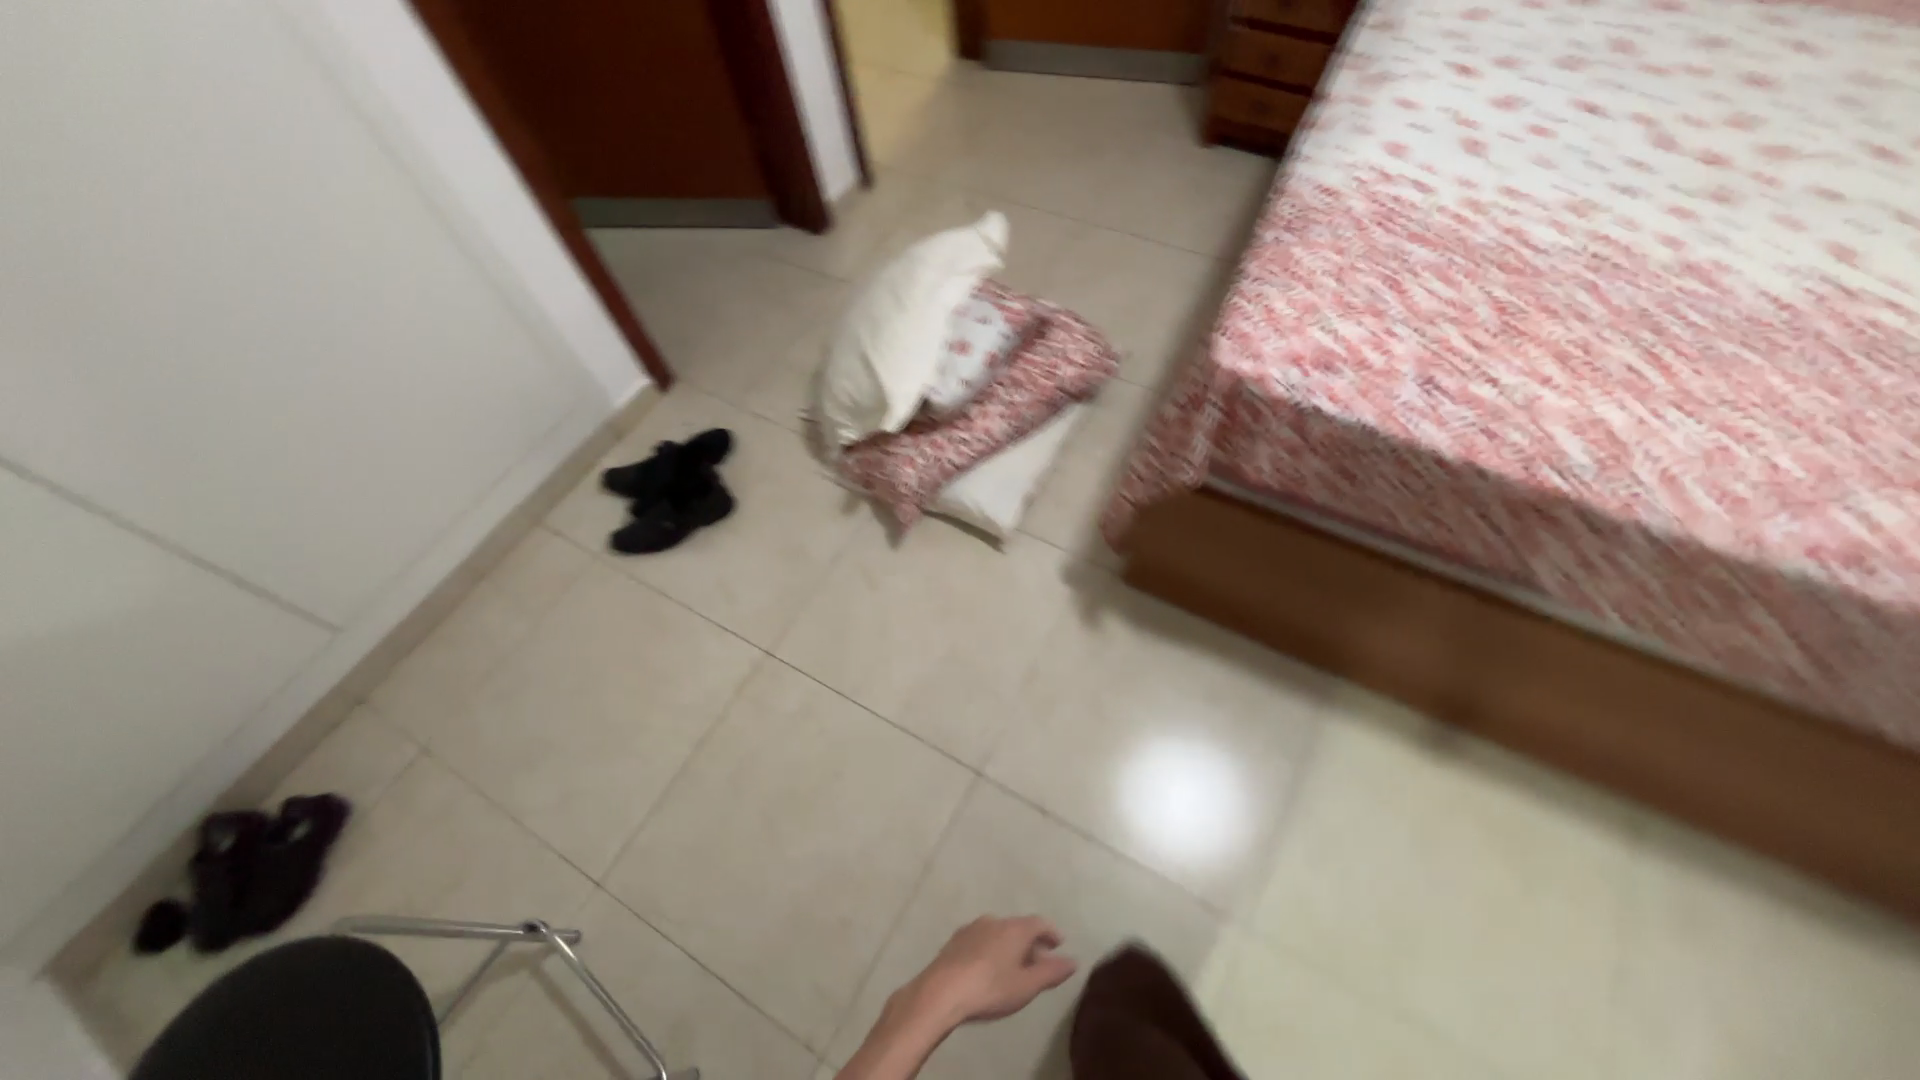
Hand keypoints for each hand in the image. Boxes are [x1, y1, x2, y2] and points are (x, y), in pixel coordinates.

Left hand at [901, 915, 1078, 1028]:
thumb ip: (1052, 972)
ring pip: (999, 933)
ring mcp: (972, 928)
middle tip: (1039, 963)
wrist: (941, 992)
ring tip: (1014, 968)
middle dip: (1031, 944)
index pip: (1040, 923)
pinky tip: (988, 969)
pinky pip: (981, 940)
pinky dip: (992, 950)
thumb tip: (1073, 961)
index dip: (1051, 933)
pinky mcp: (955, 940)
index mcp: (1014, 929)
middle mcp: (994, 921)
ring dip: (1010, 947)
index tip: (1059, 944)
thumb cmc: (990, 989)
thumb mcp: (1026, 986)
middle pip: (1019, 928)